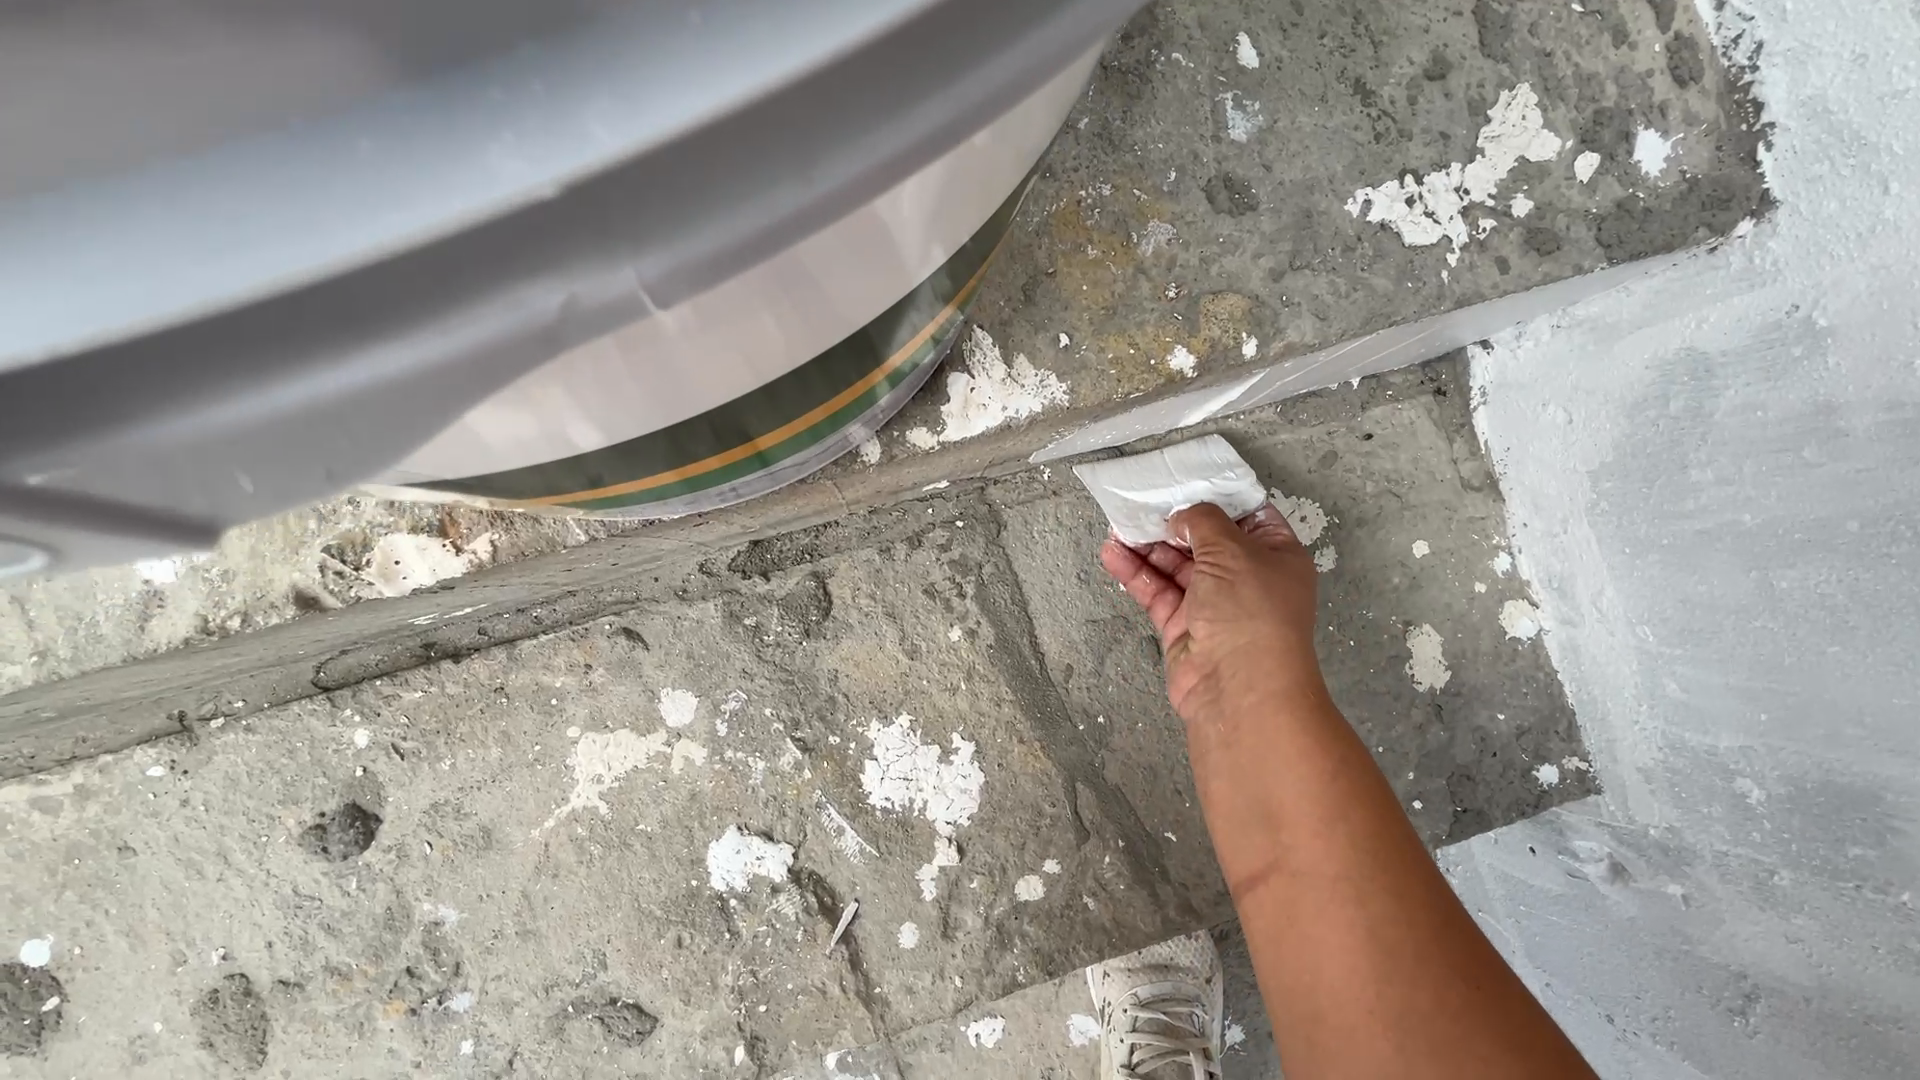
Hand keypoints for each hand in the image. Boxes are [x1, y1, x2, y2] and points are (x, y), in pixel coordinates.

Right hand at [1099, 501, 1326, 726]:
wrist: (1239, 689)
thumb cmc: (1250, 611)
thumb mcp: (1232, 550)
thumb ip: (1203, 521)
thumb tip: (1183, 515)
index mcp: (1275, 555)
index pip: (1248, 515)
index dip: (1218, 497)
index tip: (1185, 480)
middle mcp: (1246, 578)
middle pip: (1205, 540)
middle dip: (1172, 522)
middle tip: (1140, 502)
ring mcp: (1213, 604)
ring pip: (1175, 566)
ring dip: (1147, 546)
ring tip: (1116, 524)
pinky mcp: (1183, 626)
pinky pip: (1157, 591)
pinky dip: (1135, 573)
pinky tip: (1112, 554)